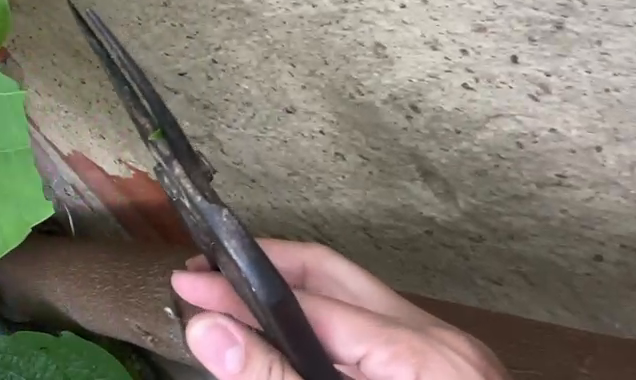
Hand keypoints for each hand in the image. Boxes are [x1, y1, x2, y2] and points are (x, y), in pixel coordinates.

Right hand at [171, 240, 507, 379]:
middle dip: (258, 267)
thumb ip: (274, 379)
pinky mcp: (447, 374)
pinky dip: (317, 324)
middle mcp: (441, 341)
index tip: (184, 286)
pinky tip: (285, 342)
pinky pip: (366, 326)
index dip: (235, 292)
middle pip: (325, 272)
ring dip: (284, 292)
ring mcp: (450, 356)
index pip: (301, 302)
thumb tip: (204, 329)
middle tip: (204, 277)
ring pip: (345, 294)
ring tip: (234, 305)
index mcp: (423, 356)